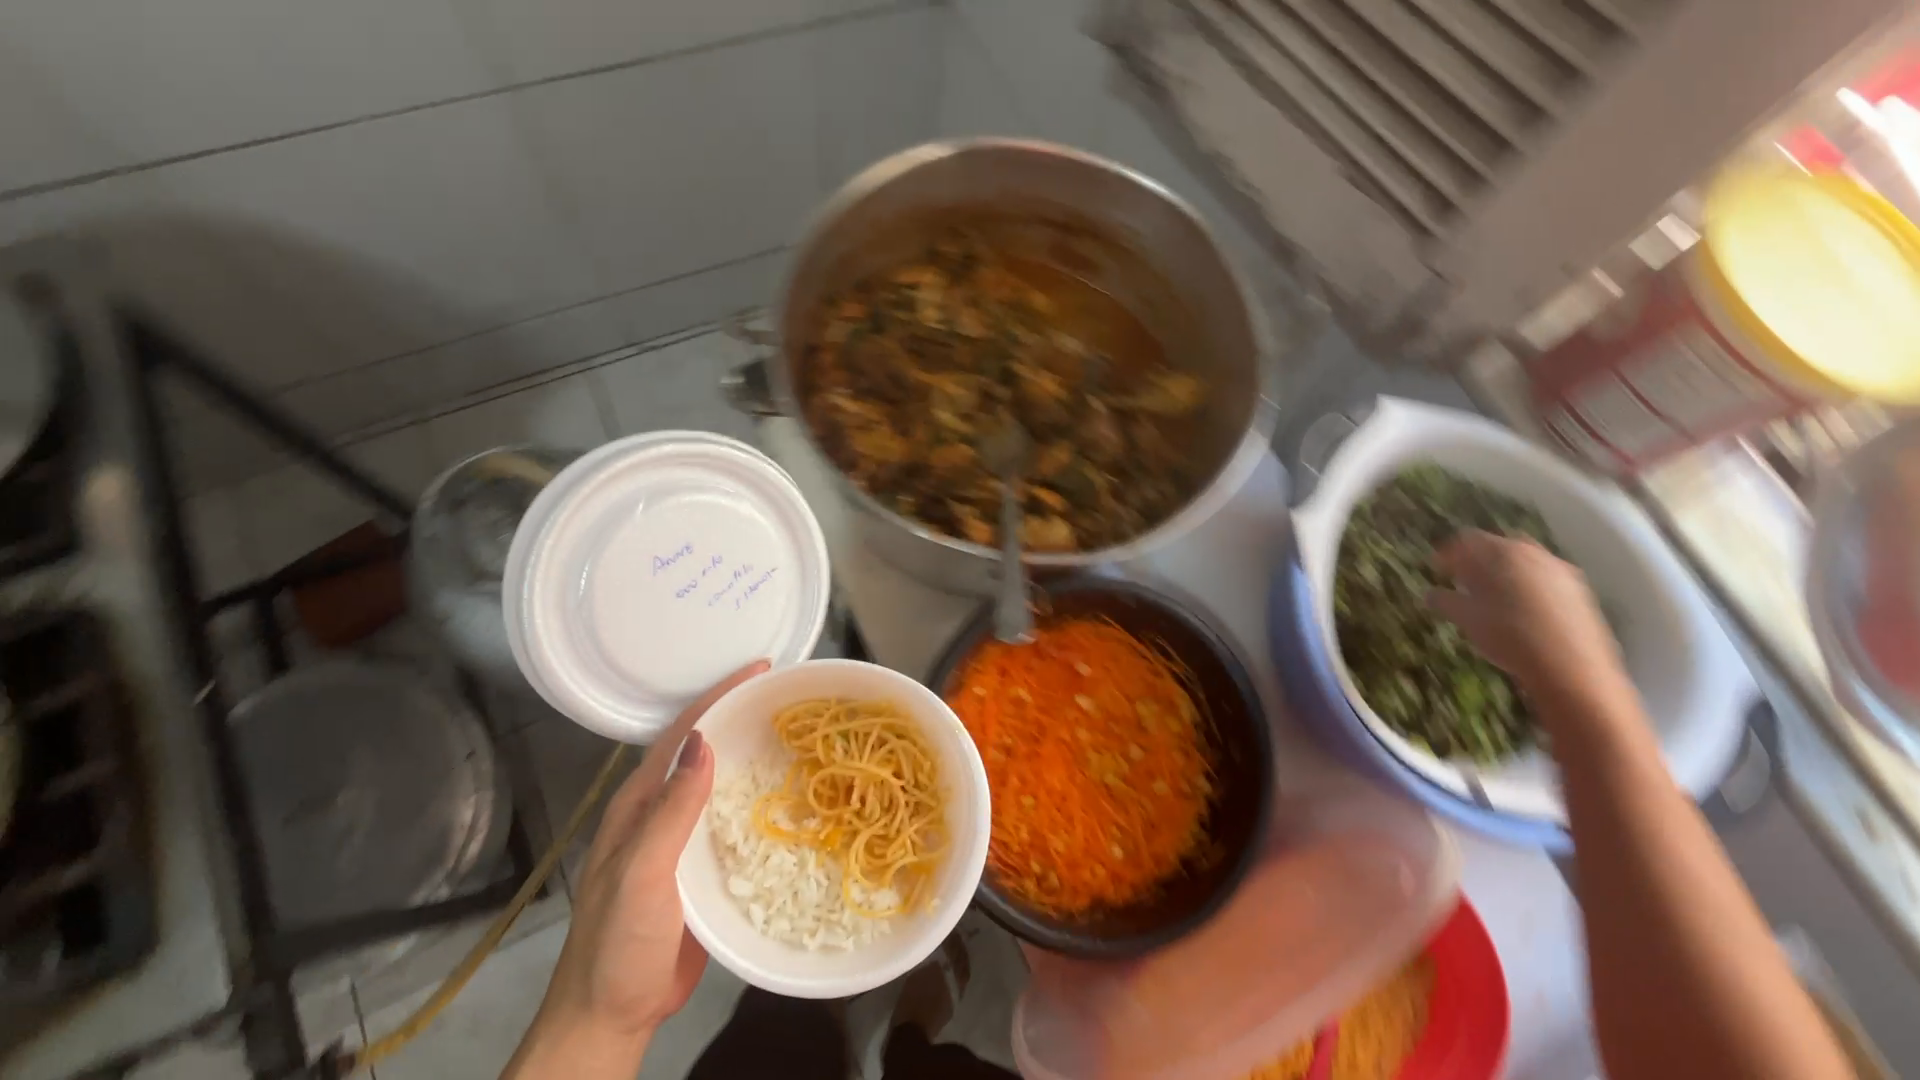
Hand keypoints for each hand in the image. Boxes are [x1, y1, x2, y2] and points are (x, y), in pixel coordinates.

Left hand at [510, 661, 767, 1077]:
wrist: (613, 1014)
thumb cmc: (618, 944)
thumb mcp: (641, 874)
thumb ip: (671, 811)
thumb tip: (703, 742)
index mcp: (639, 804)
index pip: (680, 735)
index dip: (717, 696)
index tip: (760, 668)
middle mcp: (660, 813)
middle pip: (702, 750)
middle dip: (739, 715)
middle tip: (790, 695)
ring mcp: (682, 841)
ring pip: (721, 782)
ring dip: (753, 753)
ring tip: (800, 733)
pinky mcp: (703, 868)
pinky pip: (734, 820)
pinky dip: (760, 798)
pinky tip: (790, 797)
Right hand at [1426, 531, 1632, 728]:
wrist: (1571, 668)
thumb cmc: (1509, 638)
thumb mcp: (1466, 620)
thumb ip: (1444, 601)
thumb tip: (1430, 593)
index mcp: (1499, 553)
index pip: (1465, 539)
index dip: (1448, 553)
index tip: (1437, 570)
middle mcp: (1531, 552)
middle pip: (1497, 546)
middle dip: (1478, 560)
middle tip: (1464, 581)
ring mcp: (1558, 569)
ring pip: (1522, 561)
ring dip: (1504, 572)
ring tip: (1493, 597)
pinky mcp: (1578, 589)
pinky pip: (1543, 577)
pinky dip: (1526, 585)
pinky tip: (1521, 610)